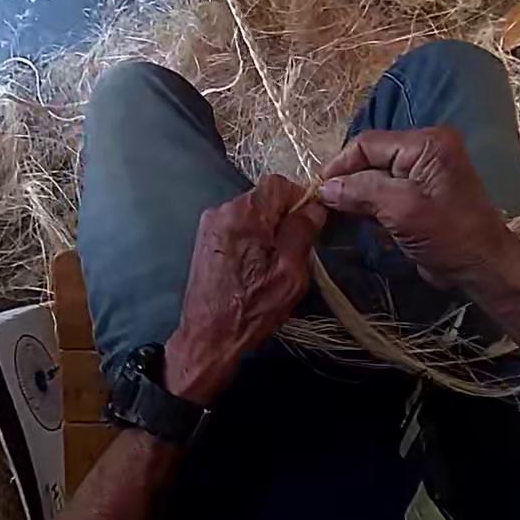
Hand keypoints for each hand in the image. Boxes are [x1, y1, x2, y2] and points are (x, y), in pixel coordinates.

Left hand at [164, 176, 327, 404]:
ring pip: (251, 212)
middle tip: (296, 249)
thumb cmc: (252, 307)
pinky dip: (251, 237)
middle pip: (263, 197)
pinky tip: (255, 265)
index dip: (300, 199)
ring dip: (267, 228)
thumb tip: (314, 207)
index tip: (311, 223)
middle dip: (284, 216)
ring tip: (274, 262)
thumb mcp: (289, 272)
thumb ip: (302, 232)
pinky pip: (237, 225)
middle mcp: (222, 211)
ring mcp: (209, 224)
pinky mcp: (205, 239)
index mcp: (243, 214)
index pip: (279, 184)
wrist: (208, 335)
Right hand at [317, 127, 519, 300]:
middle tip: (324, 205)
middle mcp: (424, 150)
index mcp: (425, 143)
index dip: (339, 166)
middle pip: (369, 159)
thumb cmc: (447, 235)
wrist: (482, 268)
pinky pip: (383, 192)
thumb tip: (324, 188)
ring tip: (337, 215)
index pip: (368, 144)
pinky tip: (358, 220)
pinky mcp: (419, 194)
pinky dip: (368, 205)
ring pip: (373, 177)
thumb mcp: (401, 208)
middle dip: (346, 182)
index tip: (317, 190)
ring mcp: (422, 173)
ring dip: (355, 196)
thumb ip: (360, 190)